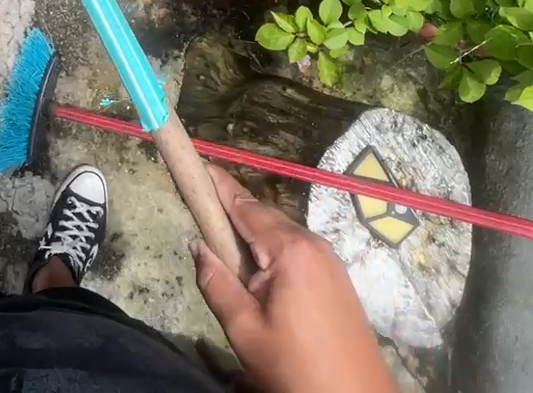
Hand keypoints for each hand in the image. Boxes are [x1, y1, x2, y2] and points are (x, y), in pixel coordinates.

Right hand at [193, 166, 395, 392]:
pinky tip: (257, 277)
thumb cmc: (296, 369)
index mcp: (290, 249)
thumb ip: (216, 282)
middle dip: (230, 217)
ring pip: (278, 235)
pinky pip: (295, 252)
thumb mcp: (244, 330)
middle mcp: (313, 243)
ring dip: (250, 238)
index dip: (217, 184)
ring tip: (226, 259)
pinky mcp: (337, 279)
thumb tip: (197, 245)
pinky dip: (271, 253)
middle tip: (200, 225)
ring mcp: (330, 260)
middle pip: (261, 217)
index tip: (195, 164)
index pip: (244, 204)